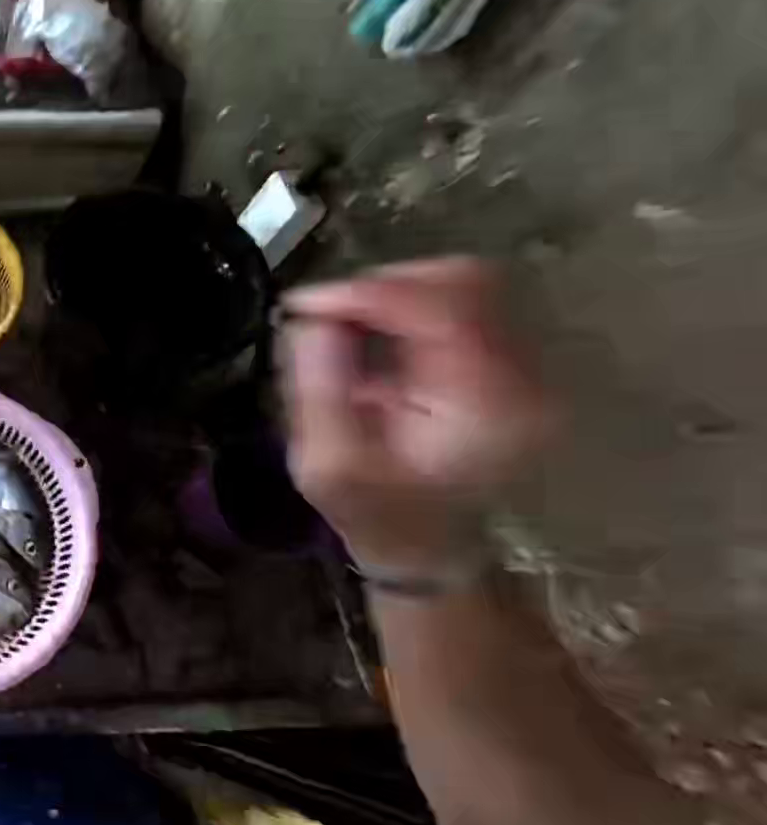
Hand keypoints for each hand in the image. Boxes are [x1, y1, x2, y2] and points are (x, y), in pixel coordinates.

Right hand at [282, 257, 552, 571]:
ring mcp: (523, 368)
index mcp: (485, 405)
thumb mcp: (325, 460)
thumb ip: (317, 387)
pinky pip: (458, 303)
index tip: (301, 304)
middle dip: (379, 285)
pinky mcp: (504, 362)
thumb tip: (310, 320)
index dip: (365, 293)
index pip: (441, 310)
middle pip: (465, 282)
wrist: (425, 541)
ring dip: (390, 291)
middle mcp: (523, 377)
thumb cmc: (371, 508)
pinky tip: (367, 329)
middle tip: (322, 311)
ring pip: (463, 283)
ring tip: (339, 320)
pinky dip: (403, 303)